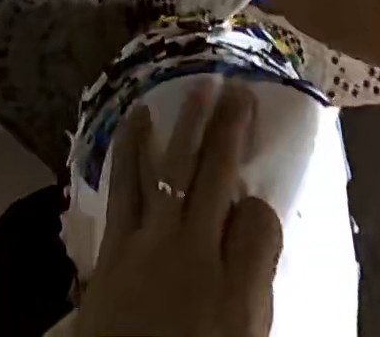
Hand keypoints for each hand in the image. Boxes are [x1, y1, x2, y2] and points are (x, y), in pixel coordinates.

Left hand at [74, 83, 281, 336]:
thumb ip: (253, 285)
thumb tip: (254, 226)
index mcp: (238, 292)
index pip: (263, 223)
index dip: (263, 208)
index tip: (256, 204)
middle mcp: (196, 253)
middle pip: (218, 177)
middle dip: (231, 130)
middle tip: (241, 90)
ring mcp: (151, 238)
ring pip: (174, 166)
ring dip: (189, 123)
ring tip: (203, 88)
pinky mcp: (117, 236)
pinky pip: (125, 179)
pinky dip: (132, 143)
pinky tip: (140, 114)